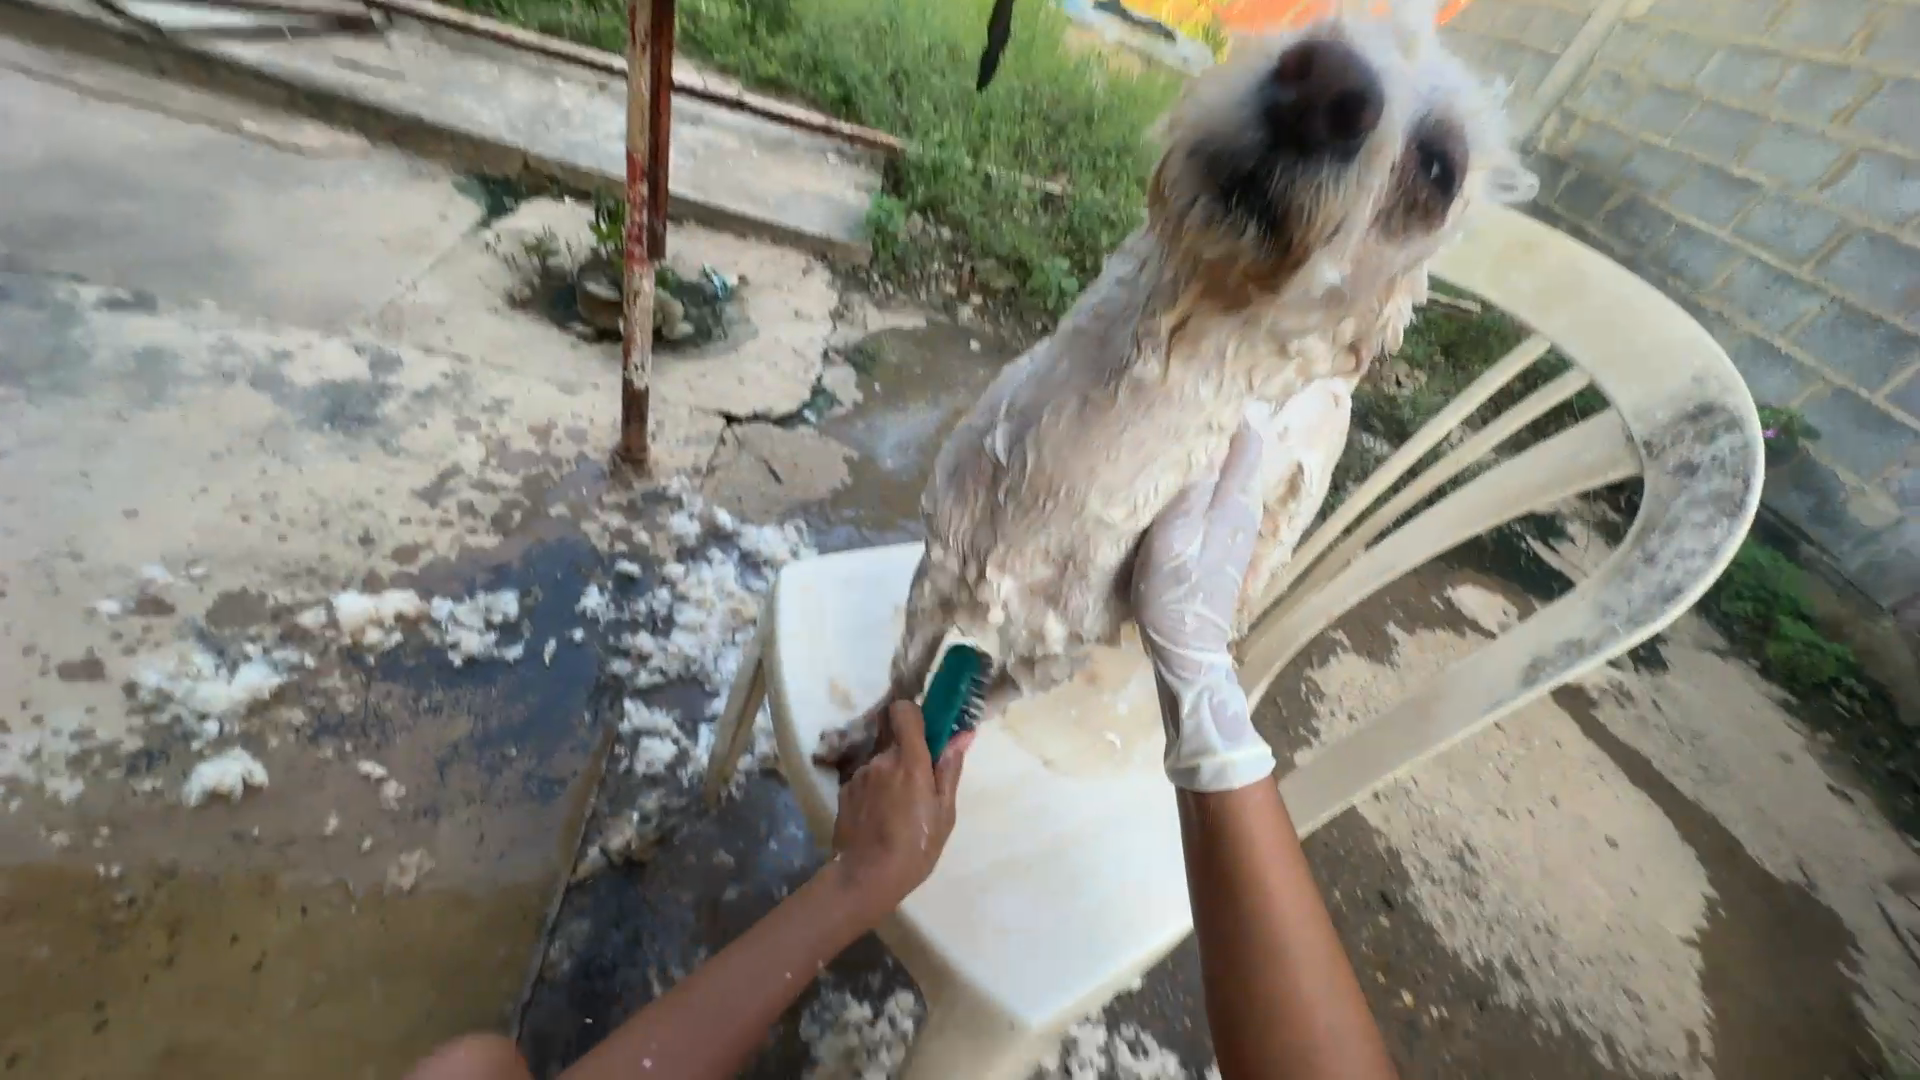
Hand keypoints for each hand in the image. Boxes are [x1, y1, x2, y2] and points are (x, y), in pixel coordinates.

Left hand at [828, 700, 970, 915]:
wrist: (865, 878)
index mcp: (909, 761)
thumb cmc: (914, 848)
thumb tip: (963, 734)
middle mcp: (880, 760)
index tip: (927, 732)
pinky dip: (874, 791)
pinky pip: (866, 780)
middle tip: (919, 790)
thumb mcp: (944, 813)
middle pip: (895, 742)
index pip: (903, 711)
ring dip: (890, 776)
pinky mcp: (844, 791)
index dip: (914, 715)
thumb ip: (950, 769)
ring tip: (897, 811)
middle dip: (907, 757)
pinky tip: (879, 819)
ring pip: (880, 763)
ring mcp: (859, 775)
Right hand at [1133, 411, 1277, 792]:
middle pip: (1246, 450)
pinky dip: (1215, 469)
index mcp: (1233, 502)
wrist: (1188, 646)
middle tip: (1205, 389)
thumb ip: (1188, 491)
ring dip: (1221, 444)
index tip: (1218, 376)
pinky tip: (1195, 465)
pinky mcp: (1227, 539)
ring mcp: (1238, 525)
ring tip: (1196, 418)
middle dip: (1232, 419)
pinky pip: (1225, 488)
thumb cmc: (1173, 593)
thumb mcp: (1171, 540)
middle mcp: (1244, 507)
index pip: (1247, 439)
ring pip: (1236, 468)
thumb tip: (1207, 440)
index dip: (1239, 407)